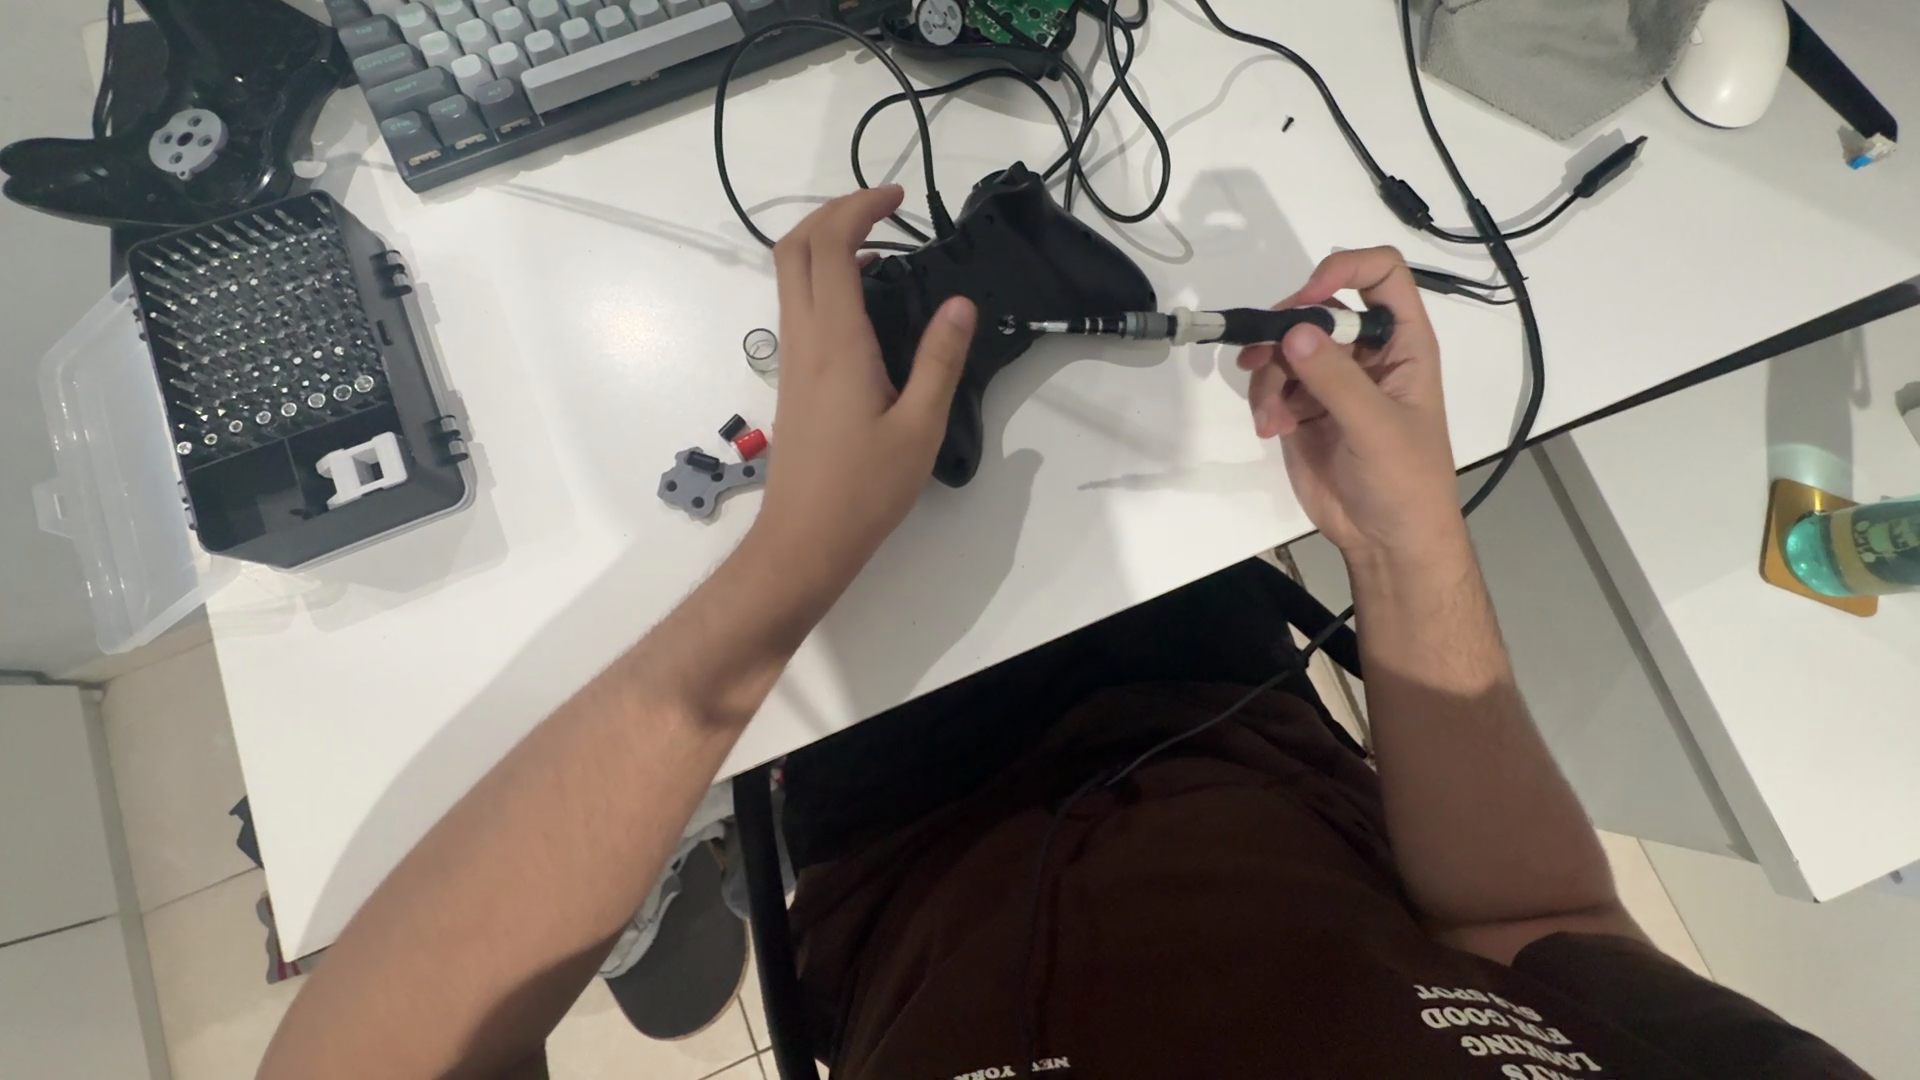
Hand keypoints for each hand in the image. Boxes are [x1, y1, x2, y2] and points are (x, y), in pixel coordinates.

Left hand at [750, 185, 976, 595]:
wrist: (806, 539)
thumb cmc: (865, 489)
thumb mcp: (920, 426)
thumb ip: (940, 359)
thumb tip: (961, 304)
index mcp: (836, 342)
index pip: (828, 246)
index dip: (858, 207)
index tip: (897, 198)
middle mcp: (803, 339)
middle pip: (793, 248)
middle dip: (831, 214)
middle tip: (880, 211)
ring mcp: (791, 361)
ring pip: (790, 278)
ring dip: (825, 248)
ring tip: (881, 252)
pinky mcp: (792, 382)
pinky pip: (798, 309)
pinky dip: (825, 285)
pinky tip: (866, 309)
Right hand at [1238, 247, 1463, 563]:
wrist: (1383, 537)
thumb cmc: (1403, 478)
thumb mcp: (1375, 425)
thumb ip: (1334, 377)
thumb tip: (1292, 331)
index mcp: (1402, 344)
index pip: (1381, 276)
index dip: (1343, 272)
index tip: (1305, 300)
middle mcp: (1365, 354)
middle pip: (1317, 312)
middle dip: (1285, 333)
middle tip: (1261, 358)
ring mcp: (1330, 383)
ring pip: (1286, 351)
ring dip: (1268, 378)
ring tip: (1270, 416)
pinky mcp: (1302, 410)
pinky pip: (1272, 387)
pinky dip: (1263, 403)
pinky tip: (1270, 429)